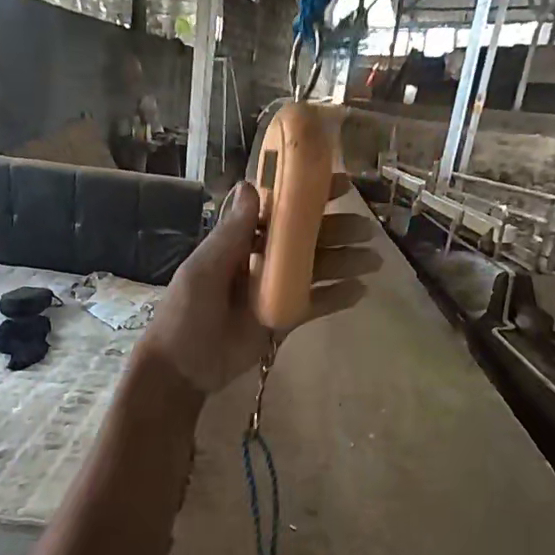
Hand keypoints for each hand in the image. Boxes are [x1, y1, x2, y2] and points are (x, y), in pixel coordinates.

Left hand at [138, 178, 377, 394]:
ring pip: (315, 270)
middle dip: (334, 232)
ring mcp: (274, 291)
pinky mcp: (284, 320)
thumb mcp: (203, 271)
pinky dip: (337, 297)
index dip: (306, 197)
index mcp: (240, 243)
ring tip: (372, 261)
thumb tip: (249, 184)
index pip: (278, 212)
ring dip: (343, 262)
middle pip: (304, 241)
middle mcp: (261, 261)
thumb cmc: (185, 314)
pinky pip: (314, 304)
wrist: (182, 370)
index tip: (338, 185)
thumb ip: (230, 234)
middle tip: (366, 229)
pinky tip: (360, 291)